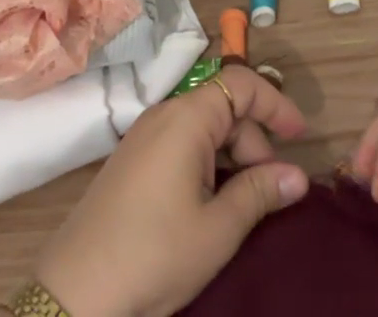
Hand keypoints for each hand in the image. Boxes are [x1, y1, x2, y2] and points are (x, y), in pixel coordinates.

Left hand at [34, 66, 309, 316]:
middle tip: (269, 192)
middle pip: (224, 108)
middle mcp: (162, 117)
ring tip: (243, 205)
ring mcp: (143, 140)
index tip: (300, 137)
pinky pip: (181, 147)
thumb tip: (298, 175)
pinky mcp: (132, 164)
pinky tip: (212, 205)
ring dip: (232, 158)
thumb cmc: (155, 254)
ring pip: (203, 130)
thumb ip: (260, 192)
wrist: (77, 293)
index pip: (240, 84)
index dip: (276, 103)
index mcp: (185, 119)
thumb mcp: (219, 228)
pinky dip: (207, 166)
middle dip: (254, 142)